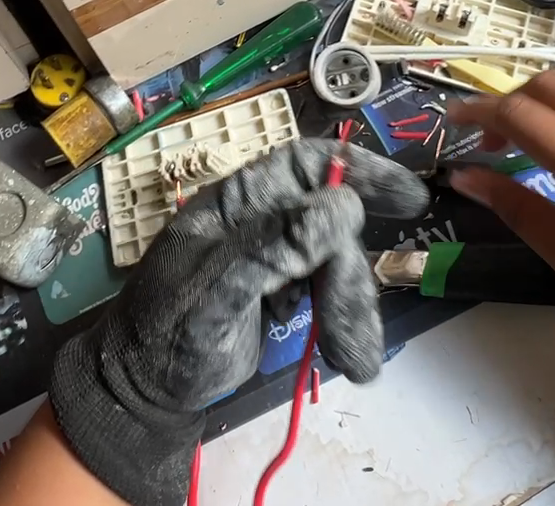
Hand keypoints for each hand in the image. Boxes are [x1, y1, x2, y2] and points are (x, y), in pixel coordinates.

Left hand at [50, 138, 429, 505]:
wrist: (146, 390)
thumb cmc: (165, 335)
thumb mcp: (214, 294)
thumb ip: (273, 249)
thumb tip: (341, 206)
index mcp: (235, 203)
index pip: (303, 164)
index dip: (358, 169)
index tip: (408, 197)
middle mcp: (259, 219)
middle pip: (330, 223)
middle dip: (350, 277)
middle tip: (355, 334)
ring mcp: (273, 254)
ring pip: (335, 263)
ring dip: (352, 309)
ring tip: (355, 361)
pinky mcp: (283, 289)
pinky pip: (329, 291)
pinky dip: (344, 322)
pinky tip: (347, 355)